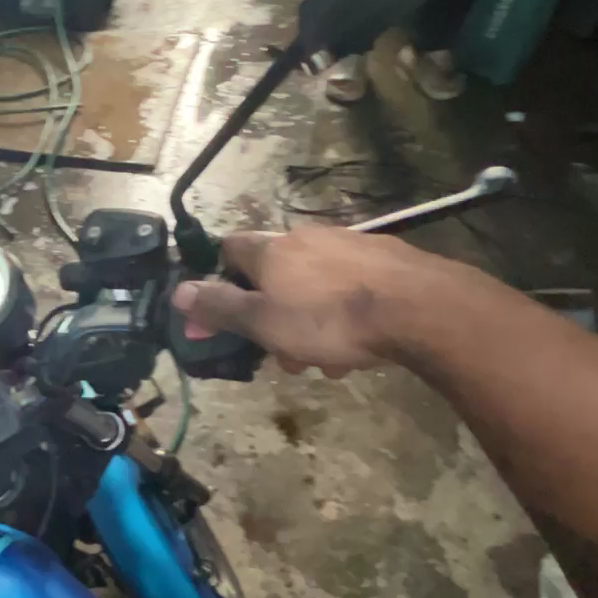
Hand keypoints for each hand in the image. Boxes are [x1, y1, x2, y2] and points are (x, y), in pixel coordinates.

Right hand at [170, 225, 453, 372]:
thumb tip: (177, 291)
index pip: (228, 249)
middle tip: (279, 353)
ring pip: (311, 285)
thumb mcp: (262, 323)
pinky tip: (358, 345)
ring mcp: (349, 244)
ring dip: (306, 320)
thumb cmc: (329, 319)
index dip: (218, 278)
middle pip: (272, 273)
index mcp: (270, 250)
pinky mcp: (385, 259)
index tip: (222, 312)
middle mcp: (306, 237)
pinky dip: (341, 314)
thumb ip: (219, 307)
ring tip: (324, 360)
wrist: (420, 309)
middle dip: (269, 314)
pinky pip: (347, 287)